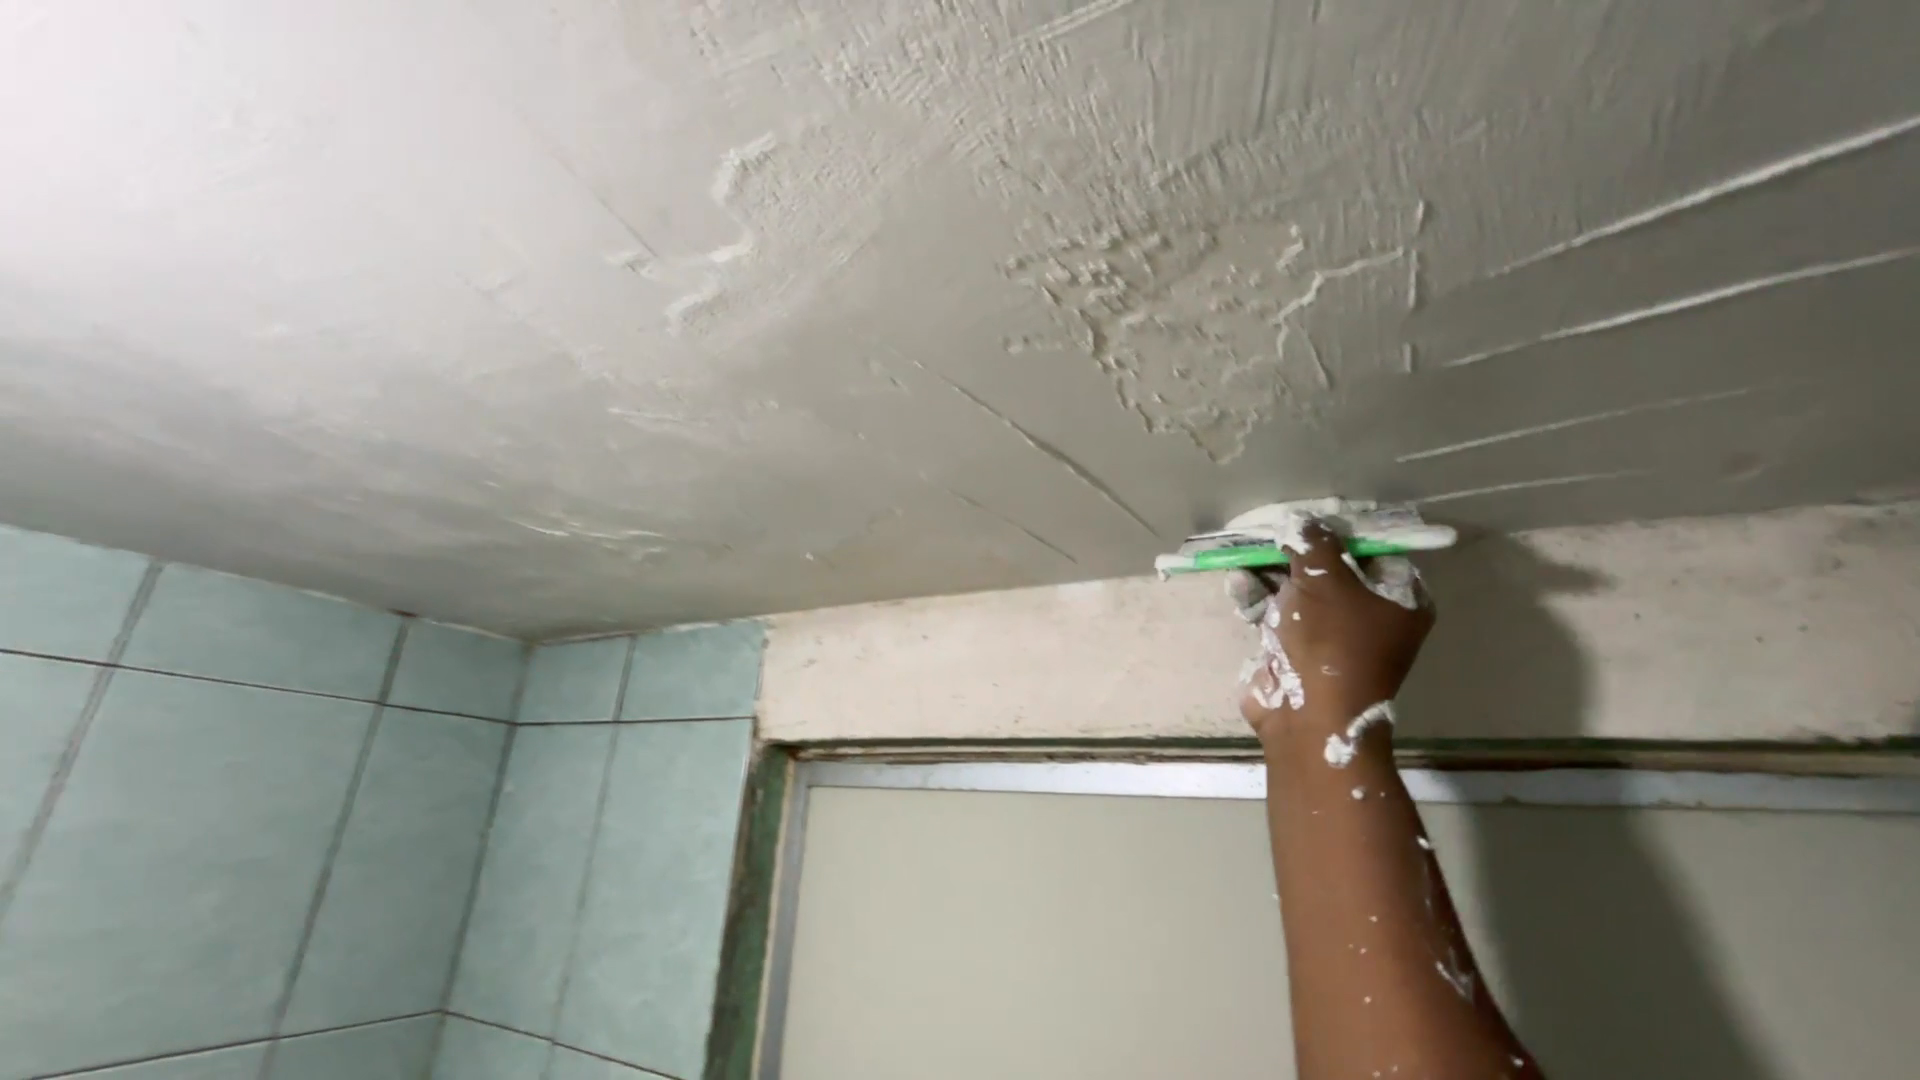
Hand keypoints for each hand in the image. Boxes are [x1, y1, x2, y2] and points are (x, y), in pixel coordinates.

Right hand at [1237, 522, 1434, 741]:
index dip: (1340, 532)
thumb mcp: (1324, 580)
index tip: (1308, 519)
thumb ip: (1312, 542)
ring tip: (1243, 555)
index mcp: (1400, 601)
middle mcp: (1371, 617)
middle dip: (1295, 552)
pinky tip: (1237, 582)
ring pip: (1299, 589)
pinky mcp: (1298, 650)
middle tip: (1269, 532)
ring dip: (1270, 572)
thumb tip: (1300, 520)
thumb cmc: (1330, 643)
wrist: (1306, 715)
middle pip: (1331, 568)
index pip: (1374, 551)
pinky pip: (1278, 612)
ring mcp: (1332, 636)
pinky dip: (1258, 596)